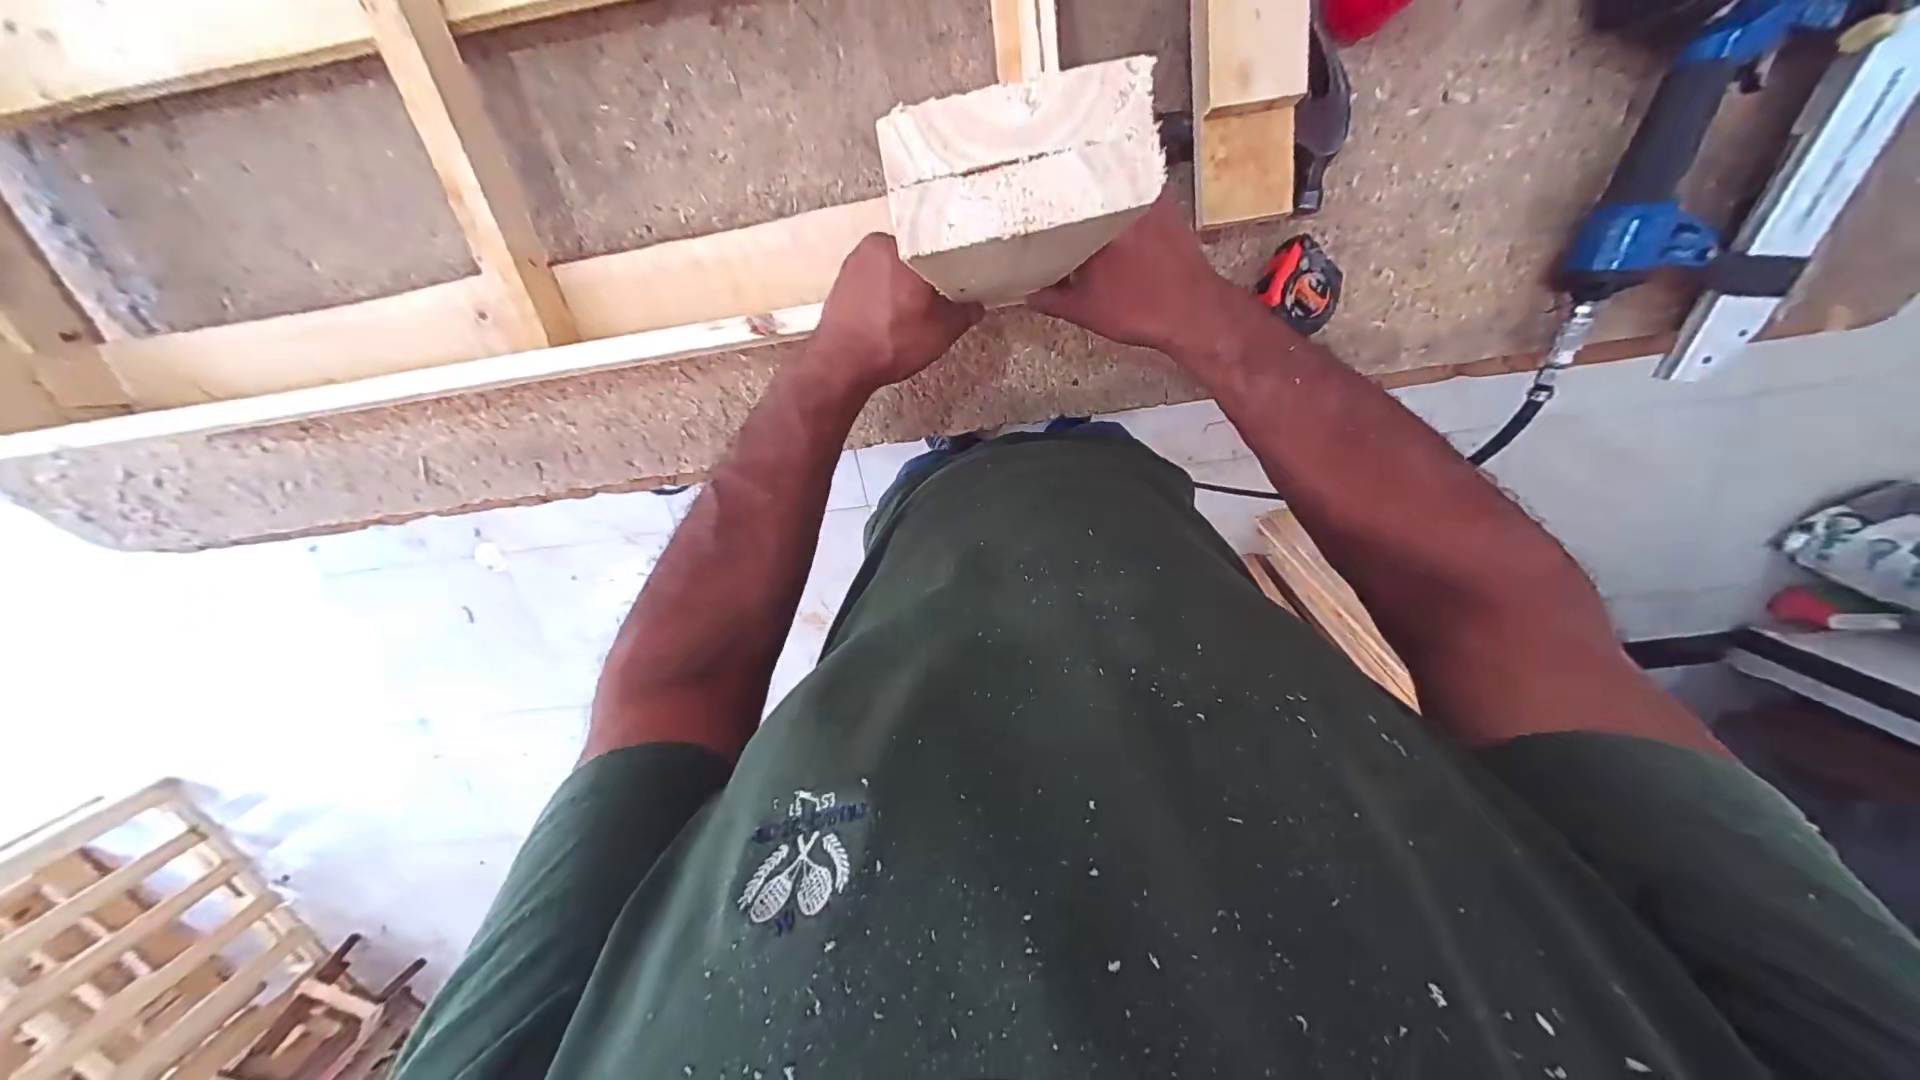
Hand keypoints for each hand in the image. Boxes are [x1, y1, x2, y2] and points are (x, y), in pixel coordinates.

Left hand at [810, 233, 982, 393]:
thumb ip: (964, 314)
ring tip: (912, 313)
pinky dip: (883, 295)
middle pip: (913, 257)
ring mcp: (855, 261)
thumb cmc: (889, 343)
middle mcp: (876, 245)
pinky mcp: (842, 280)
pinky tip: (890, 317)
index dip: (950, 267)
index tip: (958, 284)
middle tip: (937, 302)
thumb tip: (975, 306)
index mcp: (904, 248)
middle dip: (925, 278)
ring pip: (891, 269)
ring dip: (902, 287)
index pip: (937, 248)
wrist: (841, 364)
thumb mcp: (941, 332)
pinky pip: (873, 281)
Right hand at [1027, 194, 1252, 355]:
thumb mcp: (1085, 311)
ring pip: (1108, 186)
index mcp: (1095, 222)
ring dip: (1093, 197)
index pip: (1058, 202)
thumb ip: (1051, 299)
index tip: (1029, 213)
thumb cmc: (1143, 311)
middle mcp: (1121, 199)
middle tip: (1049, 209)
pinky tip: (1109, 218)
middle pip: (1082, 187)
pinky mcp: (1164, 203)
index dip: (1042, 208)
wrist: (1193, 312)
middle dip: (1065, 199)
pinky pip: (1132, 190)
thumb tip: (1028, 293)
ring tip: (1076, 212)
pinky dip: (1118, 201)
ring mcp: (1146, 197)